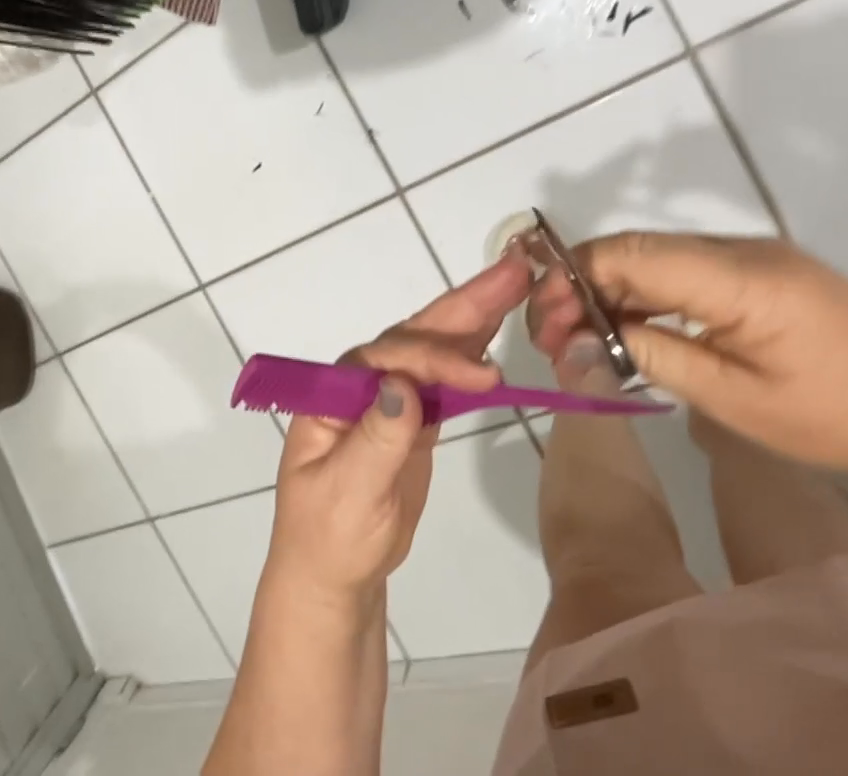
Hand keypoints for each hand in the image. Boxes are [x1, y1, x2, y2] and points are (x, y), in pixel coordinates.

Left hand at [265, 251, 533, 602]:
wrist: (336, 574)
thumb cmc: (330, 537)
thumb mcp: (349, 493)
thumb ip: (377, 439)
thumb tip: (402, 385)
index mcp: (331, 396)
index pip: (383, 357)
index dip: (432, 358)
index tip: (482, 375)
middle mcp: (358, 387)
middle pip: (411, 338)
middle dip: (460, 306)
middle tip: (514, 272)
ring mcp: (388, 402)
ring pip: (431, 353)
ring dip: (472, 321)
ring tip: (518, 285)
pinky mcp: (413, 423)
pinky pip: (444, 383)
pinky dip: (471, 360)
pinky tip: (499, 336)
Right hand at [523, 231, 847, 474]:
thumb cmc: (840, 418)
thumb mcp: (732, 398)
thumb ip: (649, 354)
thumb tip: (575, 338)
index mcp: (739, 279)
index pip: (626, 254)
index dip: (570, 279)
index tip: (543, 326)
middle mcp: (741, 251)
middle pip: (631, 250)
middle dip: (577, 287)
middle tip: (552, 340)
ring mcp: (753, 258)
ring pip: (650, 258)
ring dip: (605, 292)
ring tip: (579, 340)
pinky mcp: (761, 273)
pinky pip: (680, 271)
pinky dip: (641, 296)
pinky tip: (626, 330)